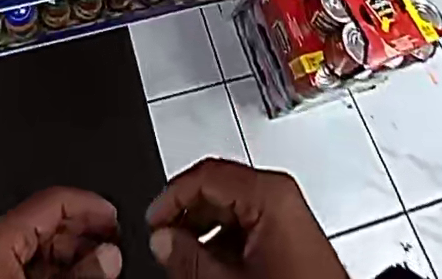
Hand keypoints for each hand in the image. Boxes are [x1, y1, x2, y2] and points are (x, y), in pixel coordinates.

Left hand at [0, 187, 123, 278]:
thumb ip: (82, 274)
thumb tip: (109, 256)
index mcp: (3, 236)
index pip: (55, 200)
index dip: (90, 206)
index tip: (113, 219)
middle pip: (50, 223)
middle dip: (84, 233)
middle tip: (112, 245)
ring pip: (44, 248)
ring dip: (74, 255)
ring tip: (100, 267)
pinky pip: (33, 269)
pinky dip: (58, 272)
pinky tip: (78, 278)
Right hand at [145, 158, 346, 278]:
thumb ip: (191, 259)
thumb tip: (163, 237)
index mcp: (269, 193)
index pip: (208, 173)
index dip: (173, 195)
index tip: (153, 220)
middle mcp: (279, 193)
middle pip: (218, 186)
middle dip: (186, 214)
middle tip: (162, 241)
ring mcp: (285, 211)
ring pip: (230, 207)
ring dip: (202, 229)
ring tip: (182, 260)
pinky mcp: (288, 232)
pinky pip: (245, 223)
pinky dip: (222, 241)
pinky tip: (209, 267)